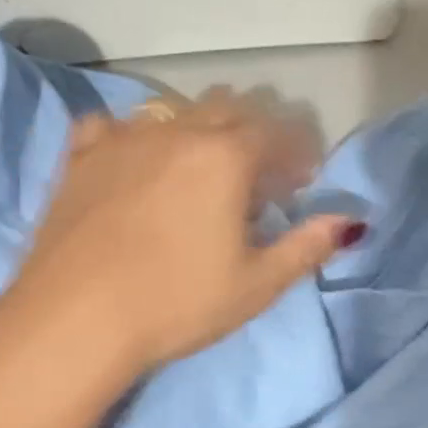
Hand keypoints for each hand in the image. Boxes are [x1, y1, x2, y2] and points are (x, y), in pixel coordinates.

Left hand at [0, 89, 360, 380]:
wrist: (75, 318)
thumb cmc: (178, 304)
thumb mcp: (256, 285)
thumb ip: (306, 246)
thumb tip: (352, 221)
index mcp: (226, 156)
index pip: (278, 132)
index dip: (299, 153)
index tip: (304, 181)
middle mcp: (176, 131)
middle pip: (229, 109)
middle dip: (254, 135)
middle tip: (259, 179)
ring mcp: (123, 138)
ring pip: (174, 111)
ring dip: (200, 131)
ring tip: (202, 174)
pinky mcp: (80, 157)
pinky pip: (116, 126)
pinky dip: (139, 138)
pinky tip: (139, 163)